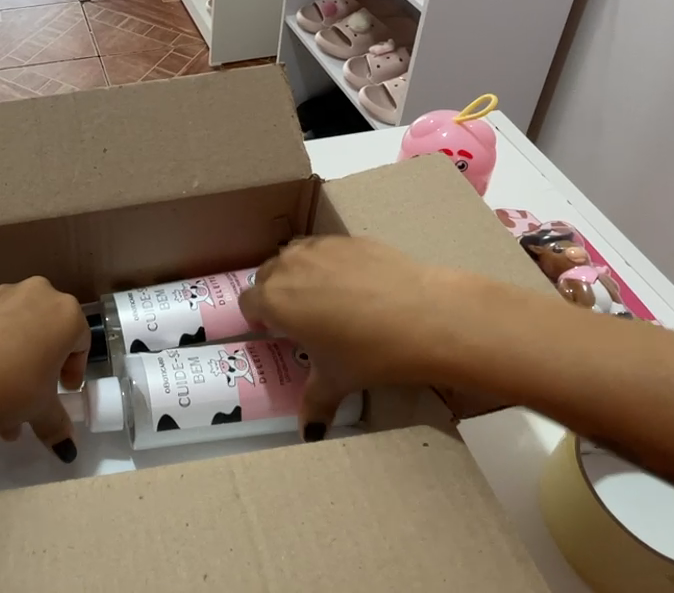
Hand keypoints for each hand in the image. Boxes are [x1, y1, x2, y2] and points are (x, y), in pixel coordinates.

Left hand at [0, 277, 88, 460]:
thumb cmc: (13, 386)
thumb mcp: (41, 411)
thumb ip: (57, 425)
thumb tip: (67, 448)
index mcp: (66, 314)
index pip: (81, 342)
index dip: (73, 372)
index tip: (62, 391)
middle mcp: (38, 294)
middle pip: (45, 336)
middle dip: (37, 373)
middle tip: (28, 403)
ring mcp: (3, 294)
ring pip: (16, 332)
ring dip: (12, 366)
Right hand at [239, 237, 515, 436]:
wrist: (425, 315)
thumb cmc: (370, 352)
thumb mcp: (337, 381)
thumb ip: (314, 403)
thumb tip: (308, 433)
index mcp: (274, 301)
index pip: (248, 303)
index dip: (258, 318)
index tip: (276, 332)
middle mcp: (288, 267)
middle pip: (266, 275)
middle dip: (275, 293)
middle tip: (300, 319)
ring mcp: (318, 248)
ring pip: (293, 256)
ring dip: (298, 274)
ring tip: (324, 298)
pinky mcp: (346, 239)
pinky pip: (324, 249)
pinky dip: (328, 264)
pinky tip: (354, 285)